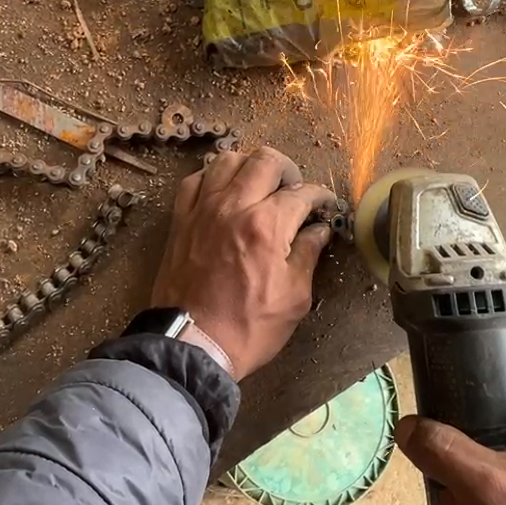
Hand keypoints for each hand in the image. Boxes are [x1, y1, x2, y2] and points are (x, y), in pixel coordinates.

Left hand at [149, 147, 336, 380]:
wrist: (192, 344)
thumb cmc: (247, 328)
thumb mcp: (294, 298)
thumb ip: (308, 254)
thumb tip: (319, 230)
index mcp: (266, 225)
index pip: (302, 192)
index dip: (320, 196)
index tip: (325, 205)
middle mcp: (233, 206)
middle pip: (266, 160)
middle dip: (288, 170)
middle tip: (294, 191)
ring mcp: (202, 209)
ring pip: (227, 160)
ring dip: (250, 167)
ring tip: (260, 187)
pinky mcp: (180, 220)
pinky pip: (195, 180)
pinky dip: (213, 178)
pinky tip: (223, 193)